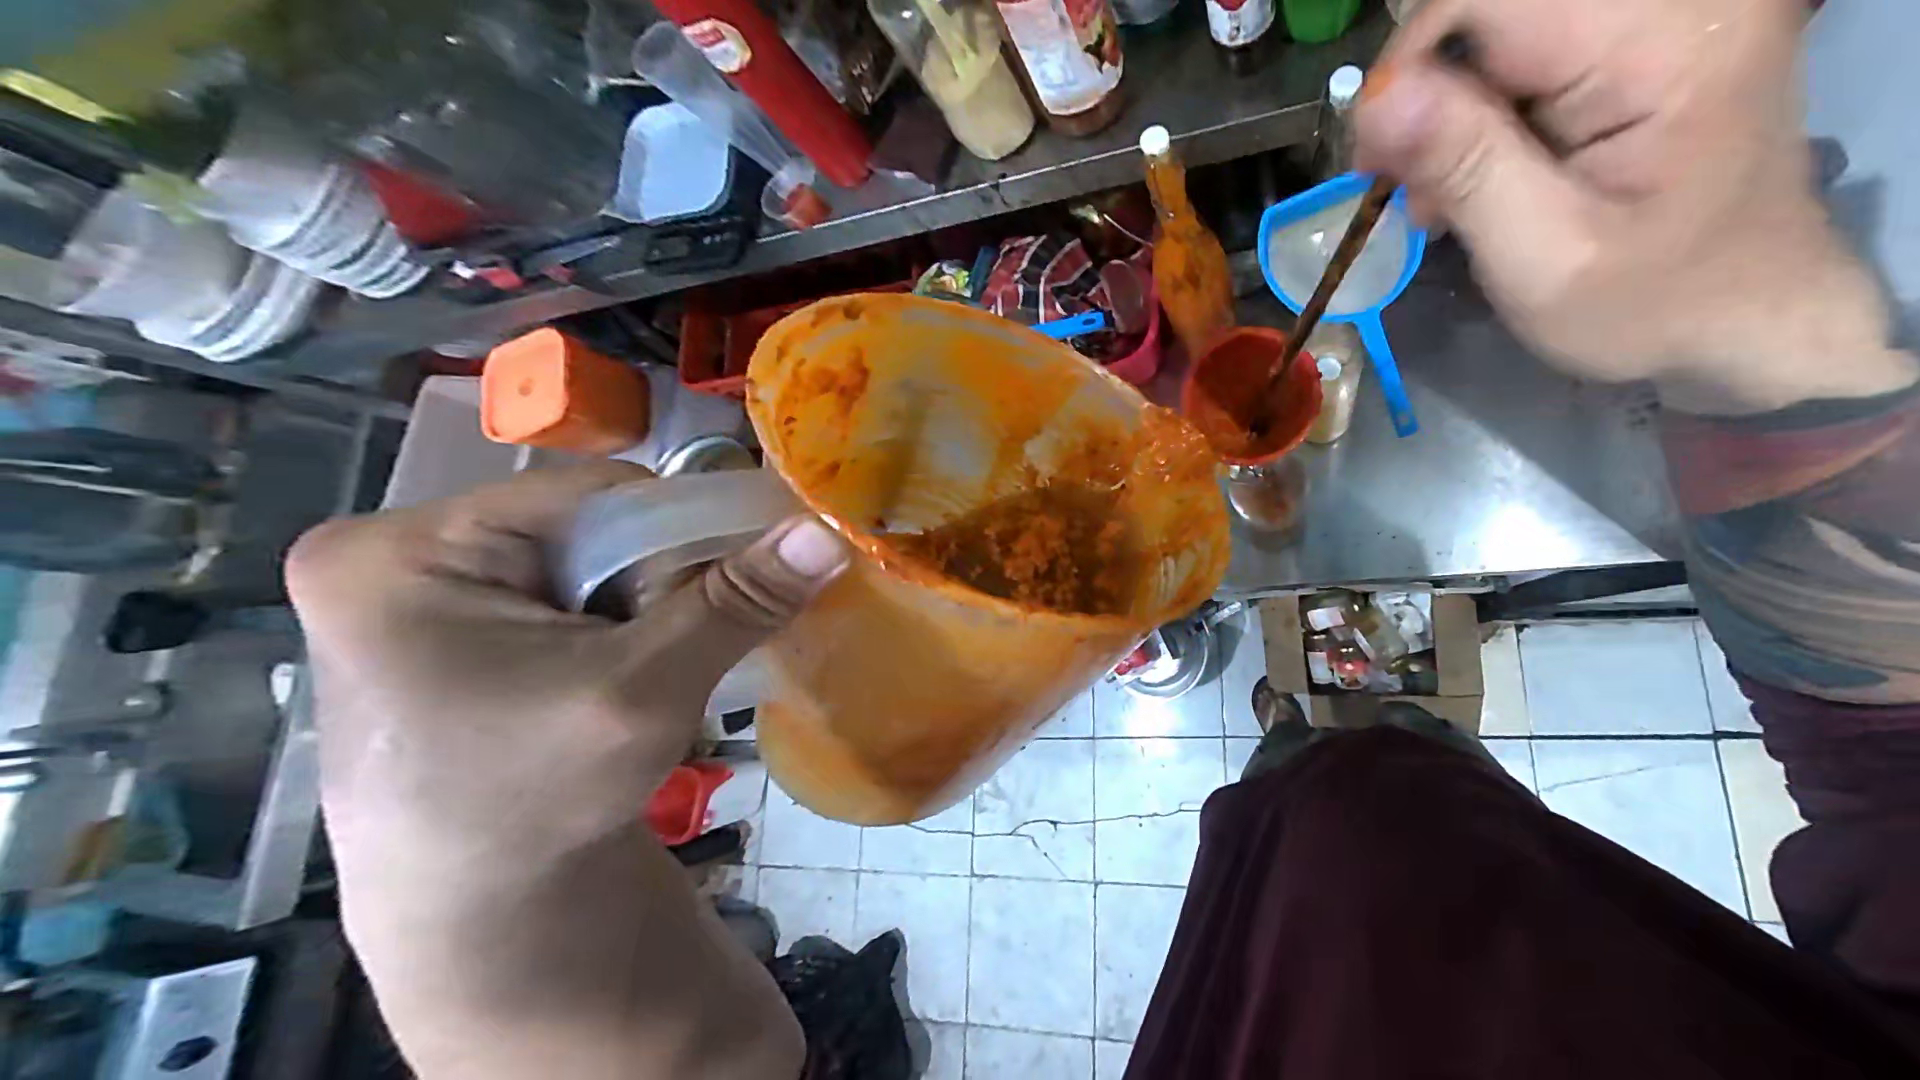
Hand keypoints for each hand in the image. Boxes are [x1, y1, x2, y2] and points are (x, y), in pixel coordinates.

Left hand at [287, 462, 846, 1078]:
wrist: (486, 913)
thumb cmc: (540, 802)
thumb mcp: (643, 693)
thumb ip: (735, 602)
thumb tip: (826, 531)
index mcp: (398, 551)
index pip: (590, 495)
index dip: (676, 532)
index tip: (731, 584)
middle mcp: (391, 553)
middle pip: (584, 525)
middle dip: (653, 577)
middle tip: (681, 642)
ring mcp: (415, 591)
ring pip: (582, 558)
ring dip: (638, 601)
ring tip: (652, 661)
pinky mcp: (447, 624)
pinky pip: (561, 589)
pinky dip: (614, 617)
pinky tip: (623, 666)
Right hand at [1357, 0, 1916, 413]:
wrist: (1738, 316)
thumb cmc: (1642, 303)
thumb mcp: (1539, 252)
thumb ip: (1463, 165)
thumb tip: (1376, 98)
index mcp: (1663, 43)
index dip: (1406, 66)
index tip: (1378, 162)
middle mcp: (1672, 5)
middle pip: (1486, 12)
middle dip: (1419, 96)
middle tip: (1404, 189)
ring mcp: (1657, 22)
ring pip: (1489, 38)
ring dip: (1439, 115)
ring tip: (1437, 197)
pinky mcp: (1635, 49)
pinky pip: (1514, 60)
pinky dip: (1469, 120)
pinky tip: (1469, 178)